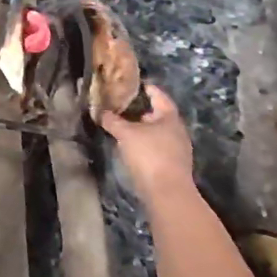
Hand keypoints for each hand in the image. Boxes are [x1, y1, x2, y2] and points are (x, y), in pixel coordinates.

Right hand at [99, 83, 196, 202]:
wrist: (167, 192)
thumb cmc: (149, 155)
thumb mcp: (126, 134)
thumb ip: (112, 120)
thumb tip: (99, 110)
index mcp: (169, 117)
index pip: (158, 95)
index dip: (145, 88)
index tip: (131, 83)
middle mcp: (177, 130)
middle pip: (158, 114)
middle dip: (140, 109)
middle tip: (120, 104)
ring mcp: (177, 148)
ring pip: (157, 131)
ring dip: (141, 127)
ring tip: (121, 124)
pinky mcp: (172, 164)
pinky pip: (156, 145)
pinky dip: (144, 141)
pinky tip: (130, 145)